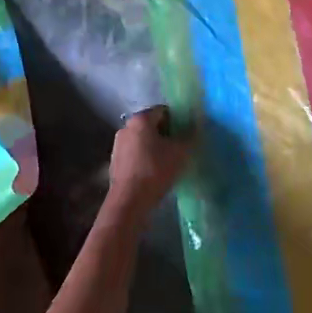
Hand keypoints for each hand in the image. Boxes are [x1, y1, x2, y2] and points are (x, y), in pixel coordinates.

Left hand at [106, 106, 194, 220]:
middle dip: (167, 134)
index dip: (178, 120)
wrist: (129, 201)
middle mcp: (126, 127)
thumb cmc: (155, 171)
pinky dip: (145, 157)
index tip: (186, 134)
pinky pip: (135, 153)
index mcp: (140, 119)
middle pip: (152, 124)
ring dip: (155, 146)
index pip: (163, 111)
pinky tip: (154, 172)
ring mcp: (118, 144)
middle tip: (180, 147)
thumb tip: (196, 126)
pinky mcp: (115, 161)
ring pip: (143, 139)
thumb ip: (190, 136)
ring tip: (168, 161)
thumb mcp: (180, 153)